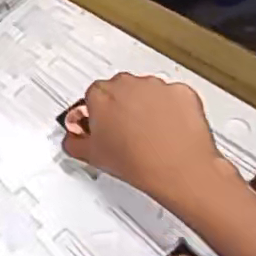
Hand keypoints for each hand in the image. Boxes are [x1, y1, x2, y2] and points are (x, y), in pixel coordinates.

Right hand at [60, 73, 240, 213]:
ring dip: (145, 105)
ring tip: (148, 132)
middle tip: (123, 131)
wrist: (179, 171)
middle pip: (118, 90)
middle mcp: (127, 84)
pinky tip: (167, 127)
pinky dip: (171, 108)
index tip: (101, 126)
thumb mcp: (90, 155)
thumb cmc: (139, 161)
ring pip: (145, 91)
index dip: (95, 114)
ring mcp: (156, 87)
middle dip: (119, 107)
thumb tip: (73, 140)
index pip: (90, 97)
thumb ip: (73, 140)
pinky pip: (173, 96)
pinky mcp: (182, 92)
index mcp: (99, 94)